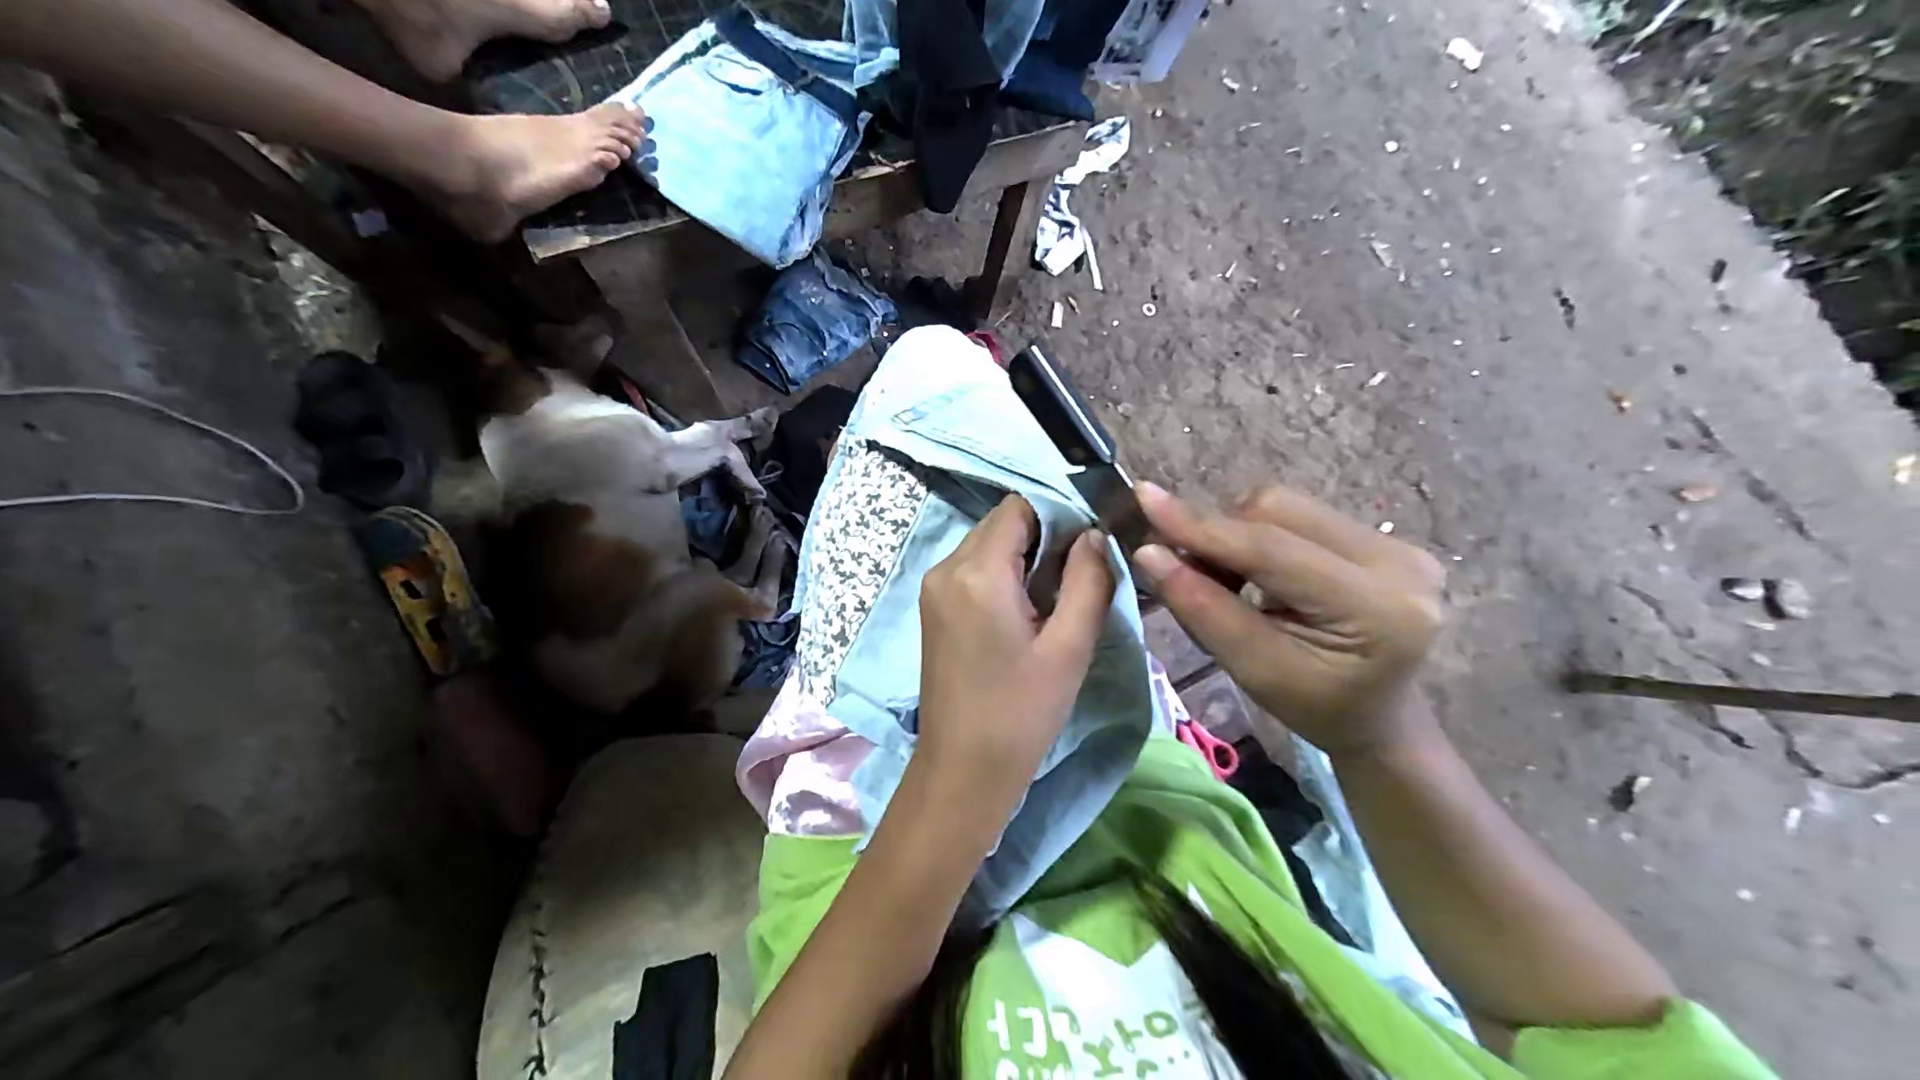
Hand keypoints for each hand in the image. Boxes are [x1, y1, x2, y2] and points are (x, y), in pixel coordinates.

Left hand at [917, 496, 1114, 801]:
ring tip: (1052, 602)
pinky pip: (972, 570)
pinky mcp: (932, 608)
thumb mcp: (1069, 646)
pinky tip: (1023, 614)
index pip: (1020, 507)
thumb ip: (1088, 579)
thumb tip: (1093, 534)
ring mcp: (933, 588)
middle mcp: (946, 567)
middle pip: (1000, 523)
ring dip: (1022, 558)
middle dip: (1041, 537)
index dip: (1058, 516)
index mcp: (977, 571)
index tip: (1087, 548)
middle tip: (1074, 580)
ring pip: (986, 545)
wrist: (963, 769)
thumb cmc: (1022, 711)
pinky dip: (1001, 575)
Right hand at [1130, 482, 1444, 758]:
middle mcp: (1398, 559)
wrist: (1378, 715)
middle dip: (1219, 533)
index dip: (1201, 526)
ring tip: (1228, 580)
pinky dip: (1259, 535)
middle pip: (1278, 511)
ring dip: (1236, 533)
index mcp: (1376, 606)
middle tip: (1186, 570)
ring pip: (1285, 506)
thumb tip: (1149, 552)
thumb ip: (1203, 609)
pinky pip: (1300, 514)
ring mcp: (1396, 542)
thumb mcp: (1254, 670)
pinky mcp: (1384, 536)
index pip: (1271, 549)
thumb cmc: (1315, 707)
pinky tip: (1258, 573)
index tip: (1142, 499)